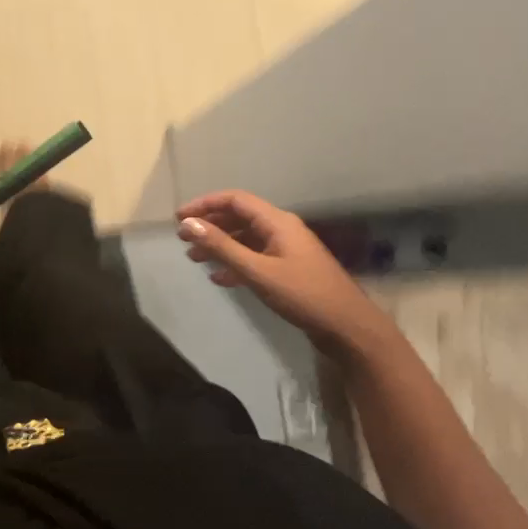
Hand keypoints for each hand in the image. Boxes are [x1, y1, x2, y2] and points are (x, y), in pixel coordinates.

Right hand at [175, 190, 396, 359]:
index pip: (235, 200)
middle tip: (183, 240)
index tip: (179, 219)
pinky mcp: (289, 270)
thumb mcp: (257, 271)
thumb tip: (188, 224)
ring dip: (220, 246)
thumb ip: (221, 247)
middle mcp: (282, 229)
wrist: (348, 328)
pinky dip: (235, 263)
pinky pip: (255, 257)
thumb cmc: (303, 294)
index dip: (205, 205)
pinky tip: (220, 278)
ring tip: (195, 259)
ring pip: (246, 239)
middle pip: (239, 218)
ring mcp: (287, 250)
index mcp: (278, 222)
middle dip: (210, 226)